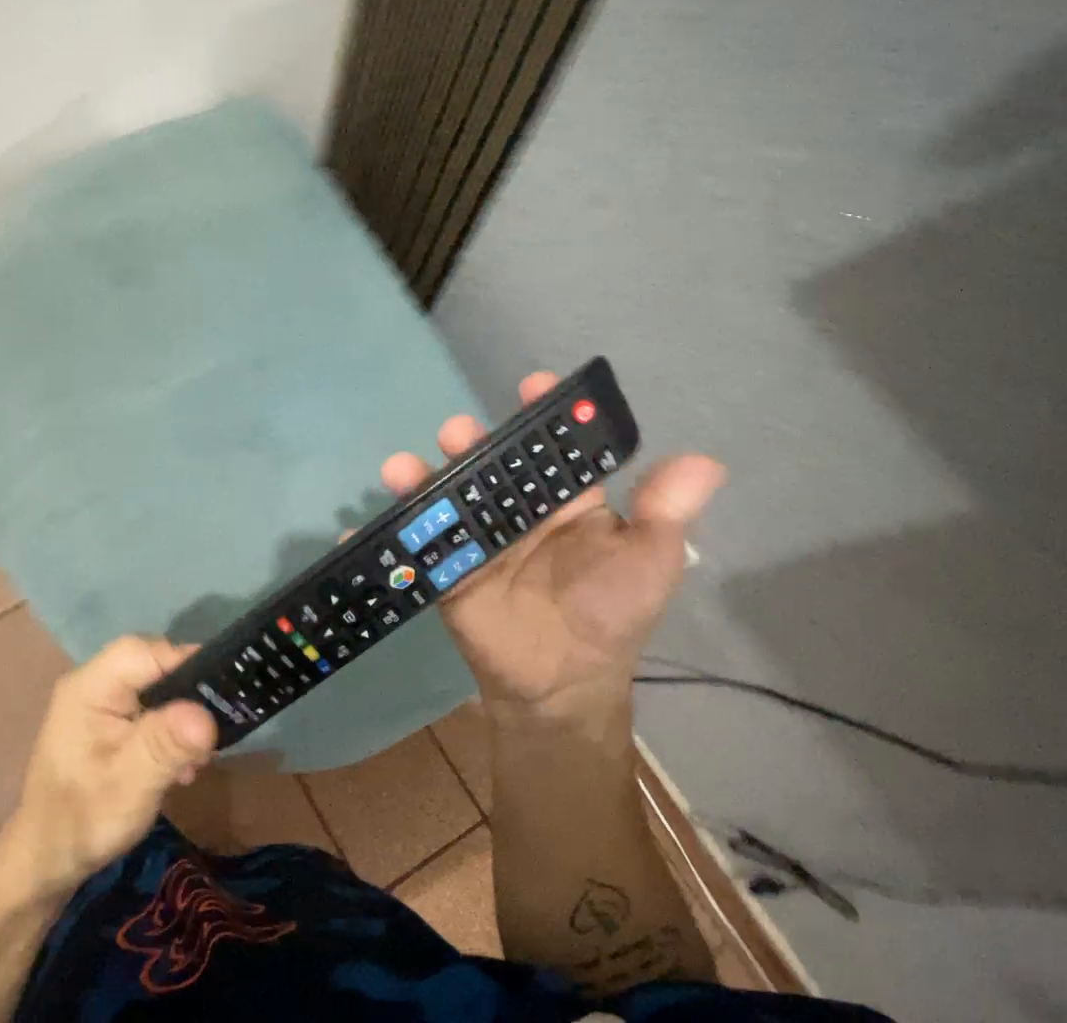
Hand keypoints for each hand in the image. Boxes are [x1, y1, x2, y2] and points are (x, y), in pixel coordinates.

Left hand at [3, 636, 216, 894]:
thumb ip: (165, 746)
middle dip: (188, 694)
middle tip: (212, 735)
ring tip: (196, 759)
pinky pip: (149, 709)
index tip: (222, 694)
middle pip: (153, 665)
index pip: (145, 652)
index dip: (186, 663)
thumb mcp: (130, 787)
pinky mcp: (108, 724)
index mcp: (89, 689)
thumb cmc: (83, 822)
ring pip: (155, 688)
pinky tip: (181, 765)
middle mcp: (92, 685)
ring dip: (182, 717)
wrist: (47, 861)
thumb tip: (204, 714)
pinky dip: (171, 731)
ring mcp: (99, 704)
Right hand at [379, 372, 725, 712]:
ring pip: (447, 499)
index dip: (544, 415)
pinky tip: (360, 530)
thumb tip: (706, 461)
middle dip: (470, 442)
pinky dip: (391, 539)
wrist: (564, 681)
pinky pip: (418, 552)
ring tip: (401, 469)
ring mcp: (479, 542)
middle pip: (488, 465)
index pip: (552, 448)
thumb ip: (664, 513)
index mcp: (566, 501)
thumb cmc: (612, 614)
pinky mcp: (448, 574)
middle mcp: (518, 512)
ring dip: (421, 479)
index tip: (533, 386)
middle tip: (457, 431)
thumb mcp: (649, 561)